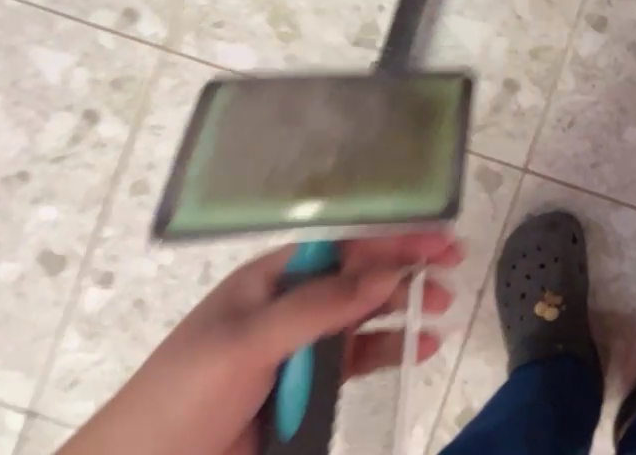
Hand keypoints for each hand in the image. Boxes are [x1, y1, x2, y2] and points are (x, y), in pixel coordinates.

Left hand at [60, 233, 464, 454]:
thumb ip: (321, 306)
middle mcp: (291, 305)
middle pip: (362, 276)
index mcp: (271, 280)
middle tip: (453, 270)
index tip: (438, 240)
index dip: (392, 238)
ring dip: (406, 309)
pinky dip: (394, 350)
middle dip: (407, 269)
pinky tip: (422, 348)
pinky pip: (360, 359)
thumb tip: (390, 271)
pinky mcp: (308, 387)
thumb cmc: (183, 398)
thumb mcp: (248, 343)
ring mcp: (301, 347)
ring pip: (366, 316)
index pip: (343, 246)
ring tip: (440, 311)